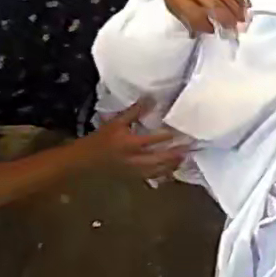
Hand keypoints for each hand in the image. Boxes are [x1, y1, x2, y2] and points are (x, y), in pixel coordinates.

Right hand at [70, 100, 186, 178]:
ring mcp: (134, 170)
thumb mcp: (116, 122)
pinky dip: (164, 174)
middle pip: (160, 158)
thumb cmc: (101, 139)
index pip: (153, 140)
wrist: (84, 160)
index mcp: (130, 144)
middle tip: (191, 148)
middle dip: (176, 154)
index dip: (169, 136)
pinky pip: (152, 177)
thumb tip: (151, 98)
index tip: (183, 131)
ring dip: (173, 165)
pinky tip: (172, 171)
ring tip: (185, 158)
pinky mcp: (134, 177)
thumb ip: (135, 112)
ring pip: (158, 170)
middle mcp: (134, 159)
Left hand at [154, 0, 246, 33]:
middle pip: (216, 5)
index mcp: (183, 0)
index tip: (213, 32)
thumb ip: (186, 19)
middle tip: (236, 29)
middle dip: (227, 18)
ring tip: (243, 19)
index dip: (205, 25)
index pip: (196, 15)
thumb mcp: (171, 6)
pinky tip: (243, 4)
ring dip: (236, 9)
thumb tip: (196, 34)